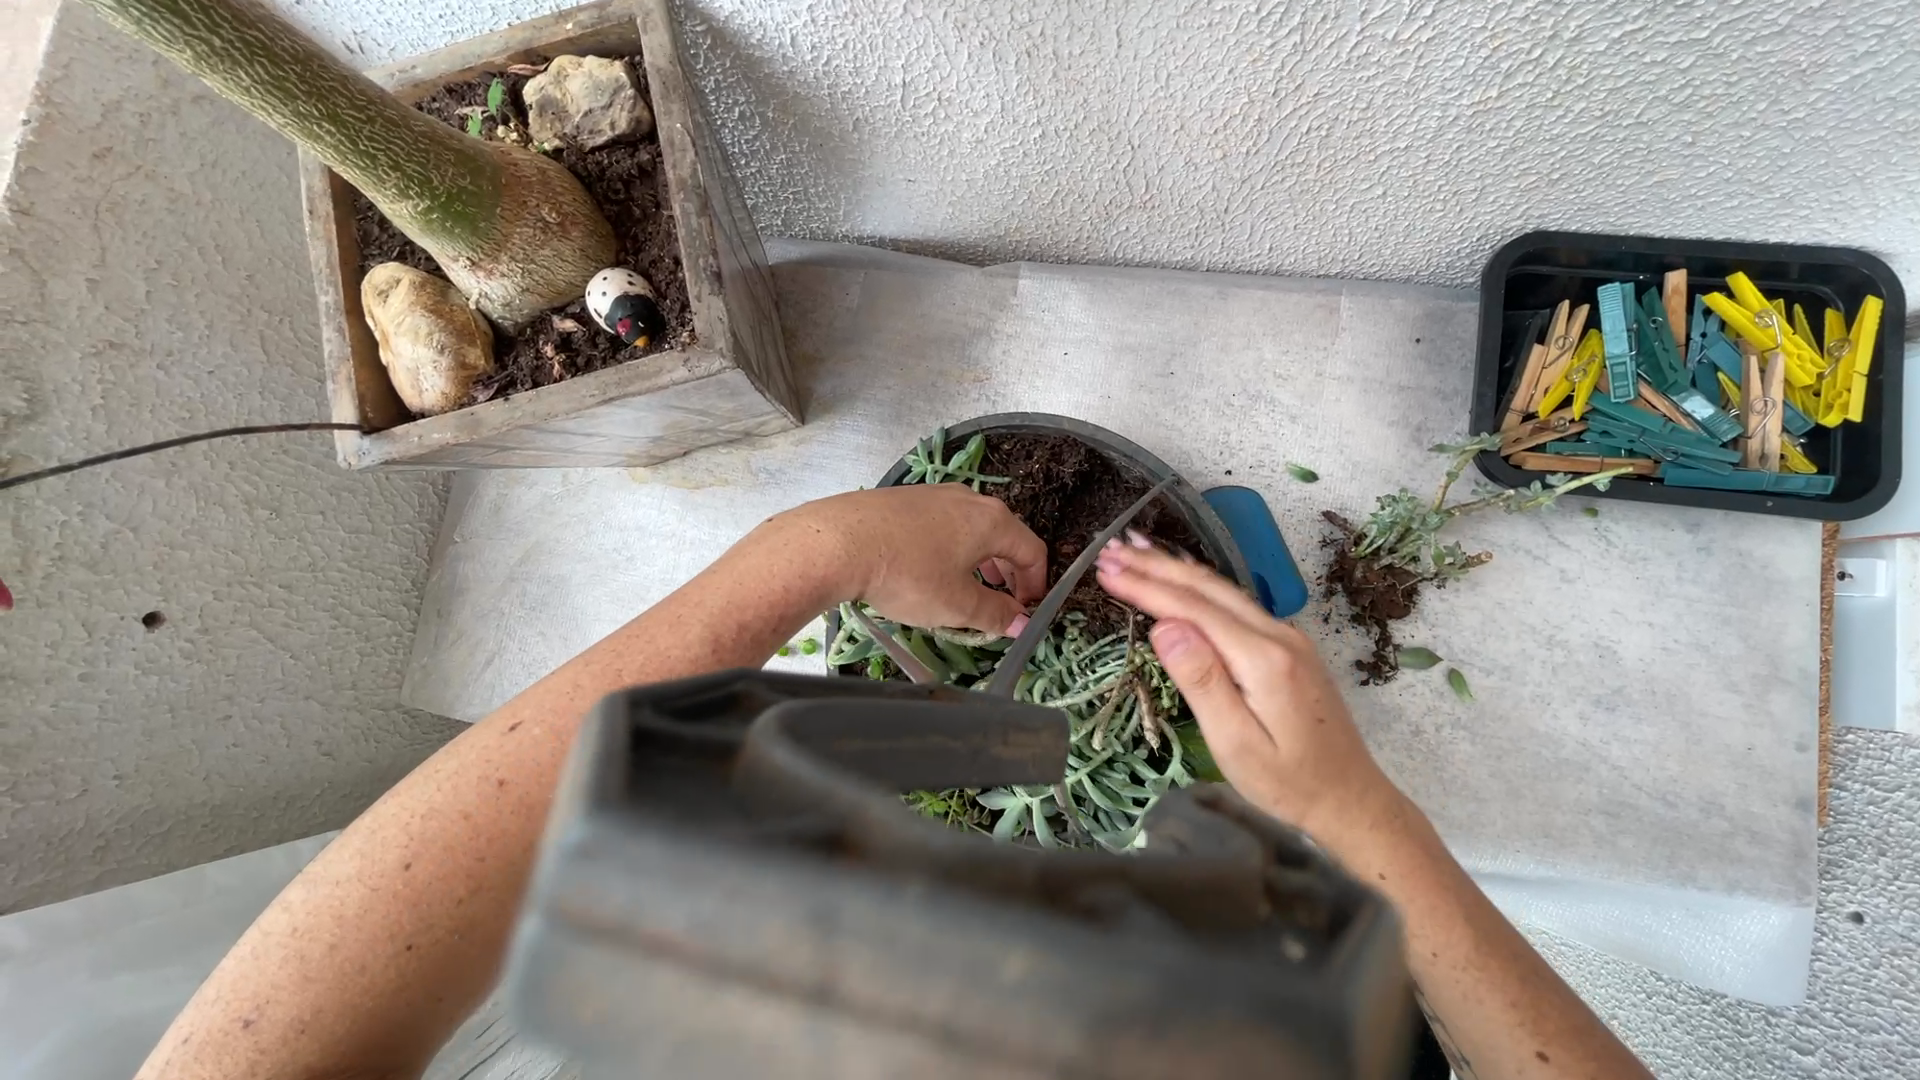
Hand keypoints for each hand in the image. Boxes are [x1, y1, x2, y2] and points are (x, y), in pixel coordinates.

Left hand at [773, 484, 1047, 634]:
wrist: (839, 542)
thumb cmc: (908, 575)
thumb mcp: (957, 605)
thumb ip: (995, 613)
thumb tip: (1021, 622)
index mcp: (992, 521)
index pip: (1032, 550)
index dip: (1035, 584)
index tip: (1024, 612)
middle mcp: (969, 499)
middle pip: (1004, 536)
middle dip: (1008, 573)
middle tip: (1000, 603)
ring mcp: (935, 494)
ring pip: (971, 529)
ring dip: (978, 561)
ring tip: (966, 588)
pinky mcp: (904, 499)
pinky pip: (941, 525)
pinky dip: (949, 549)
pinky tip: (927, 571)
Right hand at [1094, 539, 1397, 838]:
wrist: (1351, 798)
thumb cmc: (1286, 781)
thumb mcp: (1235, 743)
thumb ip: (1201, 681)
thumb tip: (1164, 626)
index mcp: (1262, 657)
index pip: (1192, 608)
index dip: (1146, 586)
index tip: (1106, 570)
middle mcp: (1278, 634)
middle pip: (1207, 588)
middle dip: (1155, 566)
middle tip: (1110, 551)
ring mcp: (1287, 636)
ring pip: (1222, 590)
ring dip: (1174, 570)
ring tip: (1135, 552)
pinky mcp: (1288, 646)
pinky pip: (1234, 603)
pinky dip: (1197, 586)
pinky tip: (1181, 579)